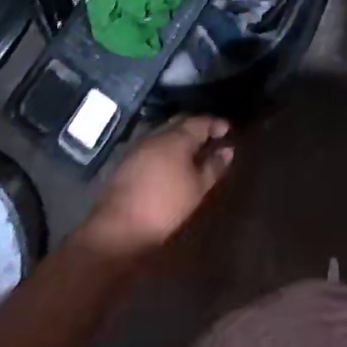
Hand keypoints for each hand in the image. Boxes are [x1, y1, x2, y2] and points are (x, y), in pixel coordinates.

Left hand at [76, 116, 233, 257]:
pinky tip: (173, 161)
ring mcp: (140, 145)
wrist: (118, 224)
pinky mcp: (129, 159)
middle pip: (182, 123)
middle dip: (198, 128)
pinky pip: (155, 145)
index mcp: (177, 137)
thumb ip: (213, 166)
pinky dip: (168, 148)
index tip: (228, 129)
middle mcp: (158, 134)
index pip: (200, 121)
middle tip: (213, 137)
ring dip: (182, 138)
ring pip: (166, 134)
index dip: (215, 124)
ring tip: (195, 150)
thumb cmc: (165, 205)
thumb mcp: (196, 188)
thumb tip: (227, 149)